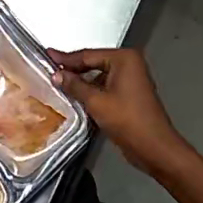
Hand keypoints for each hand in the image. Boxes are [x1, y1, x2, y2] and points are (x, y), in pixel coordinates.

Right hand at [48, 47, 191, 177]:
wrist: (154, 148)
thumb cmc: (129, 121)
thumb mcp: (96, 101)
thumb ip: (74, 85)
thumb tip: (57, 75)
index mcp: (124, 59)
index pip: (87, 55)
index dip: (65, 58)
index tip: (48, 54)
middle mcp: (129, 65)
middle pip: (93, 63)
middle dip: (72, 69)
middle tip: (49, 69)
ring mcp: (130, 79)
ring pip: (97, 75)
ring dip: (80, 81)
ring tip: (58, 83)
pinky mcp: (129, 94)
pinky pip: (104, 86)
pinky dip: (90, 90)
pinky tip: (75, 95)